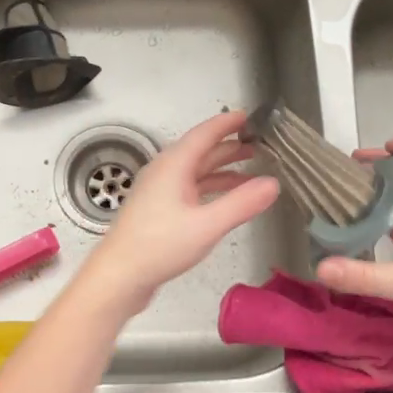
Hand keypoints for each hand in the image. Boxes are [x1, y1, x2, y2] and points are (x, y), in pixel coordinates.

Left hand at [84, 111, 279, 301]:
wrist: (119, 276)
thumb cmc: (160, 246)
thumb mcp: (207, 225)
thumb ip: (241, 203)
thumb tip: (273, 183)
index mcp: (173, 165)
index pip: (204, 134)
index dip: (227, 123)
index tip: (249, 116)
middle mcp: (164, 172)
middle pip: (200, 151)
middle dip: (229, 147)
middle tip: (258, 145)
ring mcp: (159, 191)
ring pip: (195, 172)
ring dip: (222, 170)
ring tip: (250, 172)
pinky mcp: (157, 210)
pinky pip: (190, 189)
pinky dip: (211, 189)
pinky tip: (226, 200)